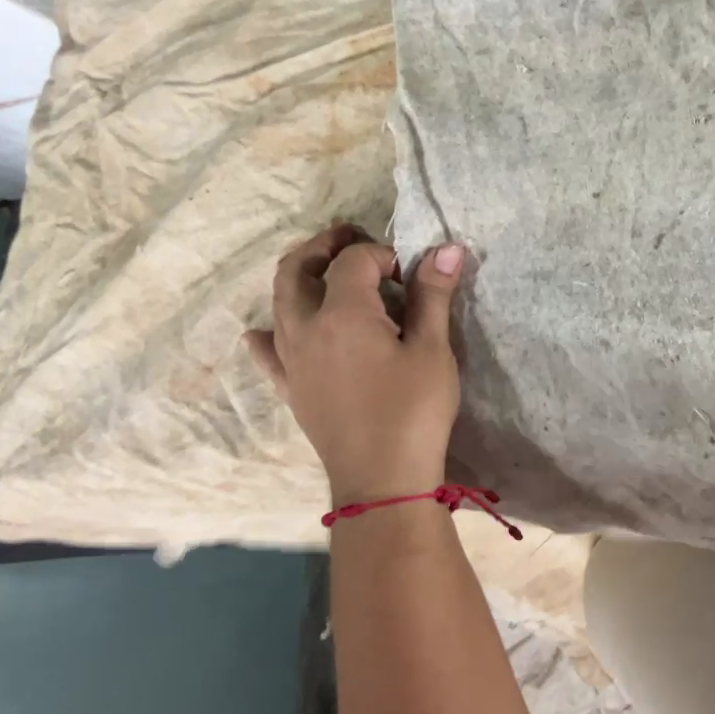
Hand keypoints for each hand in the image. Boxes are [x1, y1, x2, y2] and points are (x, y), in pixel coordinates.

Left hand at [245, 224, 467, 505]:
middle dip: (325, 246)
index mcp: (342, 314)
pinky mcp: (289, 386)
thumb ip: (434, 295)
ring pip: (279, 302)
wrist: (381, 476)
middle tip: (354, 237)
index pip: (353, 260)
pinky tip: (274, 329)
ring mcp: (290, 359)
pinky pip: (268, 348)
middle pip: (299, 270)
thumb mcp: (433, 349)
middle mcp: (304, 328)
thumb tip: (446, 247)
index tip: (413, 270)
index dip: (383, 253)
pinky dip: (273, 328)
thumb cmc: (414, 409)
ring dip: (302, 276)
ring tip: (331, 271)